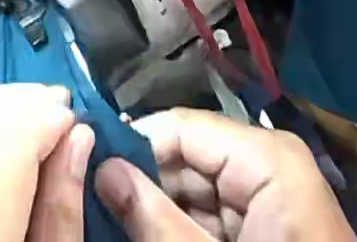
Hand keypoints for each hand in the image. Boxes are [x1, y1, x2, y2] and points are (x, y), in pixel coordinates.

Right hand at [94, 109, 354, 241]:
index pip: (179, 126)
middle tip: (94, 202)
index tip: (86, 166)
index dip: (131, 144)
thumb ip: (154, 219)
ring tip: (114, 222)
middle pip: (185, 157)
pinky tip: (146, 235)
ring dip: (156, 209)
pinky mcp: (268, 226)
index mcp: (266, 157)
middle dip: (142, 182)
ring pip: (194, 189)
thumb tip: (101, 169)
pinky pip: (212, 216)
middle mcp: (268, 164)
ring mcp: (270, 197)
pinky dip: (180, 228)